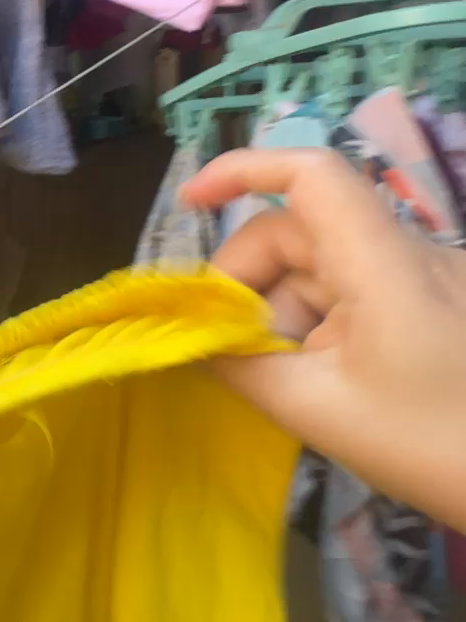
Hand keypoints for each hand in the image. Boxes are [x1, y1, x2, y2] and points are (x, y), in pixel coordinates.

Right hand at [181, 148, 465, 527]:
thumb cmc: (440, 452)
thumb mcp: (311, 408)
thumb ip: (230, 358)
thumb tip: (181, 330)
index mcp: (389, 270)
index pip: (312, 175)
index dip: (239, 170)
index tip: (189, 204)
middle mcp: (414, 258)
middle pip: (291, 233)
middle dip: (246, 281)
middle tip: (236, 344)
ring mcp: (431, 280)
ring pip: (311, 266)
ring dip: (280, 309)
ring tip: (294, 373)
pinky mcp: (438, 302)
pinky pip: (346, 288)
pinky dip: (313, 321)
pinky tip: (326, 371)